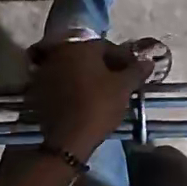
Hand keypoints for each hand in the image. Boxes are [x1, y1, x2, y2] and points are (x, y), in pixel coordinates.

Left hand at [26, 39, 154, 156]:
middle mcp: (61, 52)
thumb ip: (136, 71)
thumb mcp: (123, 88)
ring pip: (73, 68)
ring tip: (102, 91)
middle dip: (104, 66)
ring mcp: (46, 71)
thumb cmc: (99, 106)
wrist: (67, 140)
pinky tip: (84, 98)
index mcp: (82, 47)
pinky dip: (73, 86)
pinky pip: (61, 81)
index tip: (132, 72)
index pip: (107, 46)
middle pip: (88, 55)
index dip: (123, 59)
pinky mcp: (38, 90)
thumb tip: (148, 61)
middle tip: (119, 81)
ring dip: (88, 75)